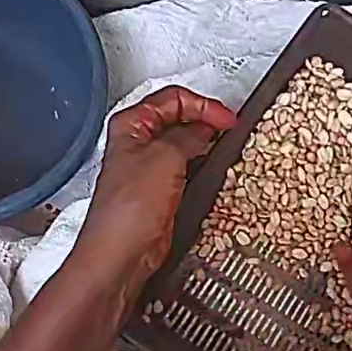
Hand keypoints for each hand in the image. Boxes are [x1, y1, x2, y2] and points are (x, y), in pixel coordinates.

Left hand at [73, 86, 237, 290]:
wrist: (123, 251)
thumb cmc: (129, 209)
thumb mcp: (165, 158)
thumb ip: (188, 136)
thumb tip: (205, 127)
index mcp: (131, 124)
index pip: (173, 99)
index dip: (203, 105)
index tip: (226, 118)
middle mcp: (138, 144)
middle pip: (179, 119)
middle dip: (205, 121)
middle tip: (228, 128)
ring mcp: (151, 169)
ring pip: (185, 145)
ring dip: (205, 145)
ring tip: (225, 146)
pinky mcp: (162, 191)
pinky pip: (187, 170)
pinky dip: (202, 167)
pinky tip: (214, 170)